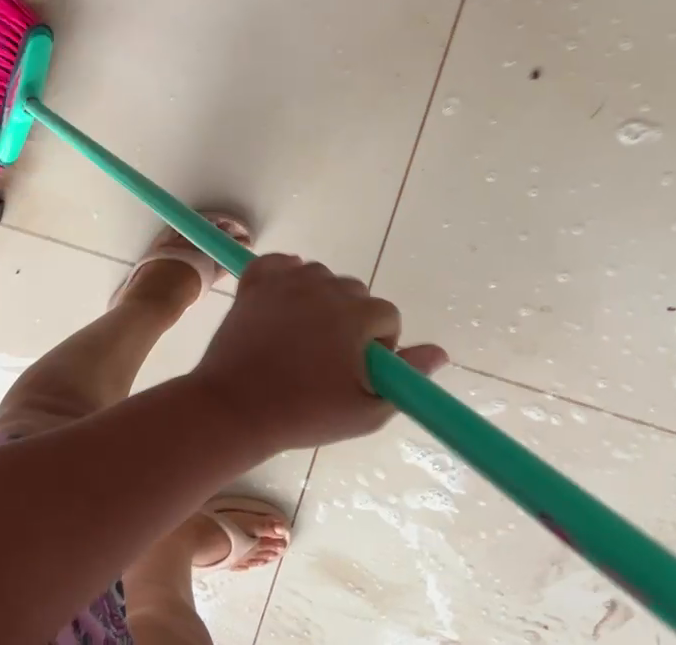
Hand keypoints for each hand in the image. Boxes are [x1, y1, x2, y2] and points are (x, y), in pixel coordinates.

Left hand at [189, 253, 447, 450]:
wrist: (237, 406)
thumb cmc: (305, 412)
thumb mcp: (368, 408)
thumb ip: (406, 376)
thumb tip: (438, 353)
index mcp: (353, 315)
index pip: (386, 313)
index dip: (379, 342)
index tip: (357, 367)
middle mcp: (319, 288)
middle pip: (352, 291)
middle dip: (351, 318)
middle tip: (329, 354)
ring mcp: (281, 282)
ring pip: (317, 275)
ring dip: (319, 297)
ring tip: (304, 335)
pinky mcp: (251, 283)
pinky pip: (277, 263)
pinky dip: (284, 275)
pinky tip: (283, 301)